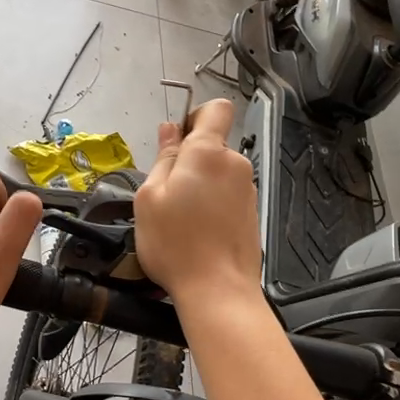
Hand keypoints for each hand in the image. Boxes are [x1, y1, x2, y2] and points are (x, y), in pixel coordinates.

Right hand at [135, 99, 260, 305]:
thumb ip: (162, 158)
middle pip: (212, 146)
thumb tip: (168, 132)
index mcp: (208, 153)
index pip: (215, 109)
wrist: (217, 289)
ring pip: (217, 173)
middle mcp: (234, 165)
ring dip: (198, 187)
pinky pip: (225, 196)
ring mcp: (246, 190)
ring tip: (179, 219)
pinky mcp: (250, 213)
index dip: (194, 117)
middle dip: (188, 161)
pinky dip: (210, 206)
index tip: (175, 141)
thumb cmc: (176, 246)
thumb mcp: (149, 198)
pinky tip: (195, 232)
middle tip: (165, 193)